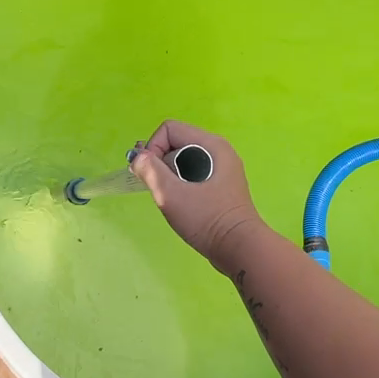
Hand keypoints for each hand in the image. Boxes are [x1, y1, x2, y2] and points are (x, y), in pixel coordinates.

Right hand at [131, 120, 265, 273]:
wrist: (240, 248)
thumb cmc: (206, 219)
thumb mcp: (170, 194)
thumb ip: (150, 171)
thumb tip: (138, 157)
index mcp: (210, 145)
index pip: (169, 129)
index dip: (153, 148)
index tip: (151, 175)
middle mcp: (218, 150)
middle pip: (176, 142)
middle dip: (160, 163)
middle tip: (159, 188)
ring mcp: (221, 167)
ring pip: (183, 159)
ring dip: (169, 175)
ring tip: (171, 197)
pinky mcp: (220, 183)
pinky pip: (192, 171)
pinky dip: (181, 183)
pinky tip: (181, 202)